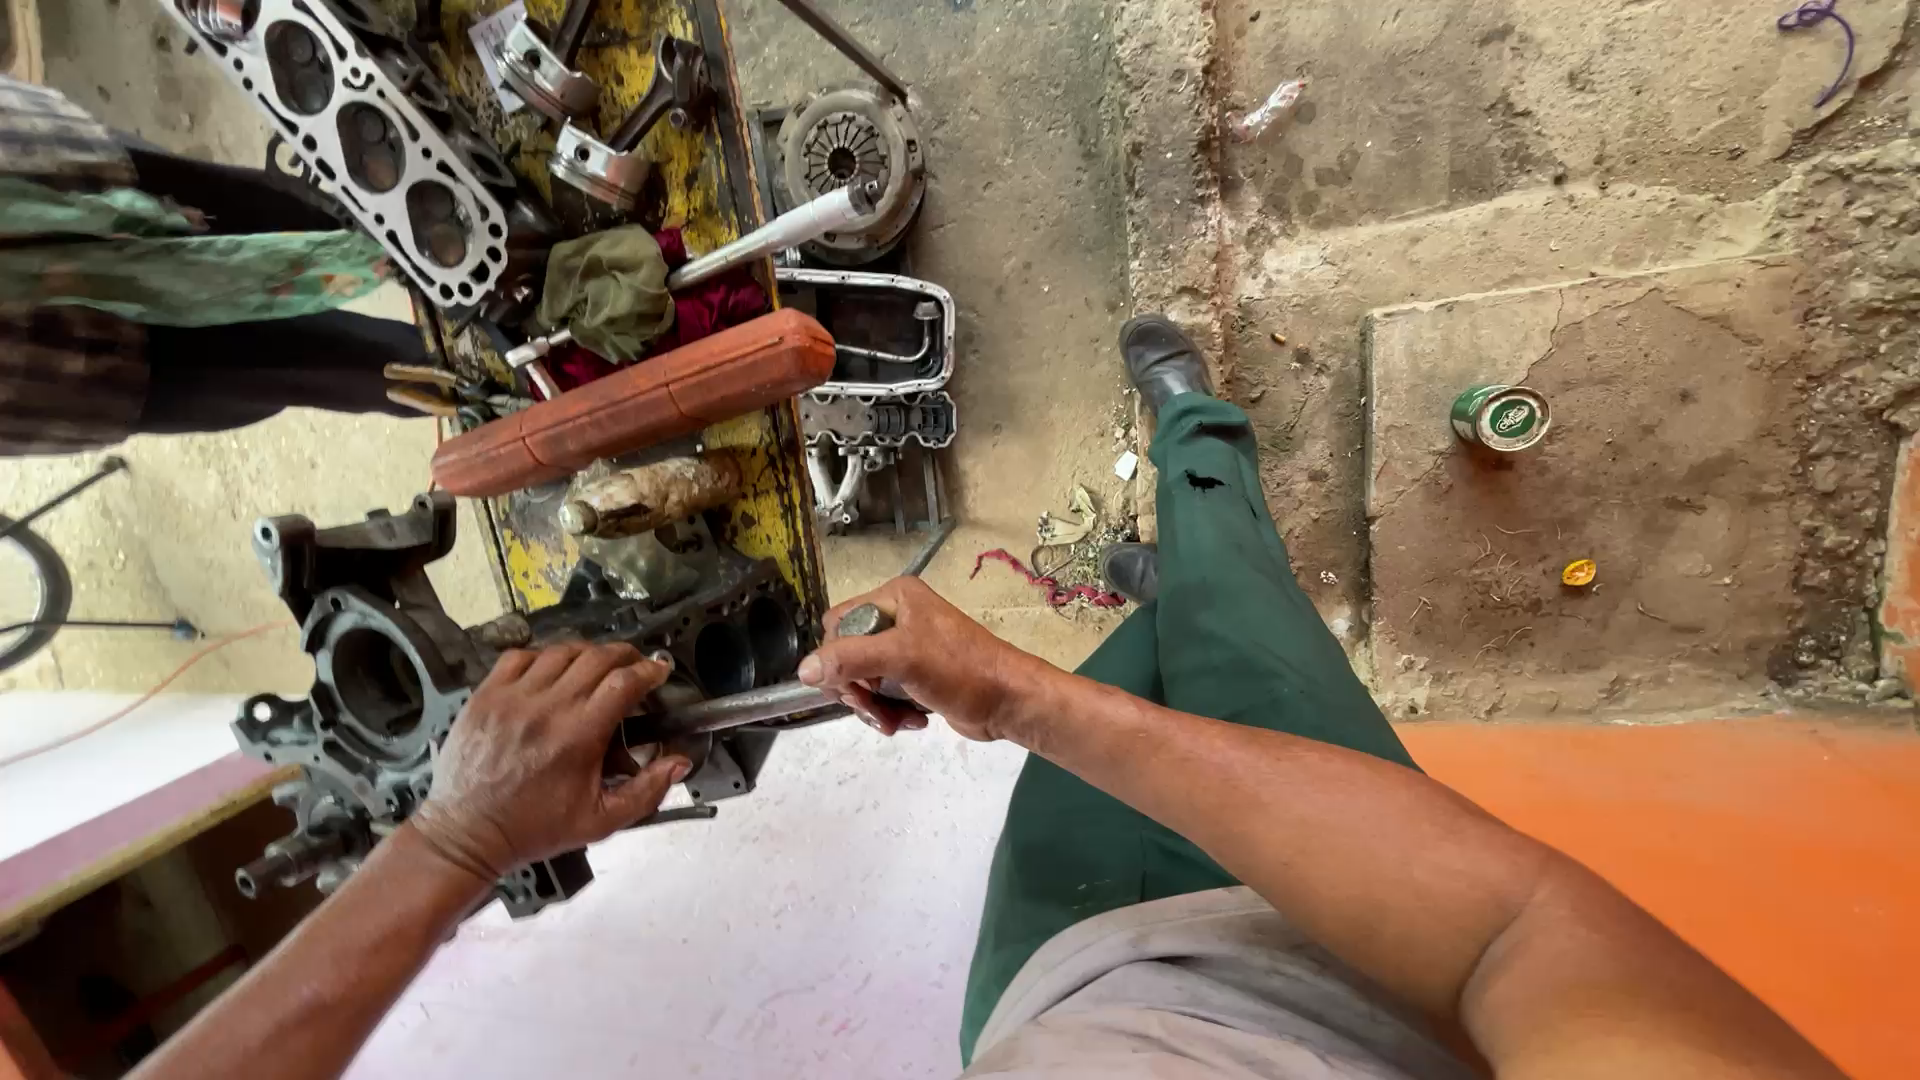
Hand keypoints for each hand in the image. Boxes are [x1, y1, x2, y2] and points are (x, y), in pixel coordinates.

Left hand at [409, 644, 690, 883]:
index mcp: (577, 737)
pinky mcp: (485, 697)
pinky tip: (552, 671)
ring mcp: (511, 699)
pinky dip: (543, 656)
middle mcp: (545, 709)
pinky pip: (520, 656)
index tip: (659, 671)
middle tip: (635, 666)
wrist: (464, 836)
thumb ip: (647, 792)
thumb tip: (679, 763)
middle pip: (598, 657)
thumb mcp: (600, 821)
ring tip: (597, 667)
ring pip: (562, 651)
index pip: (624, 681)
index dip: (649, 669)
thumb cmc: (532, 828)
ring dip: (588, 653)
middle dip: (626, 655)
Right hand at [798, 577, 1051, 739]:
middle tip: (875, 709)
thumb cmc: (960, 670)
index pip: (838, 622)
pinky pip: (883, 693)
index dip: (838, 656)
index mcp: (894, 597)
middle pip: (847, 655)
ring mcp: (908, 647)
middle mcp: (898, 616)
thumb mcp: (902, 658)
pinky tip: (913, 721)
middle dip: (858, 690)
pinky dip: (892, 711)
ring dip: (875, 706)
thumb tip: (803, 669)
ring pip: (863, 679)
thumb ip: (850, 659)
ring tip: (895, 721)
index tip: (855, 684)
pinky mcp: (916, 675)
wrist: (1008, 701)